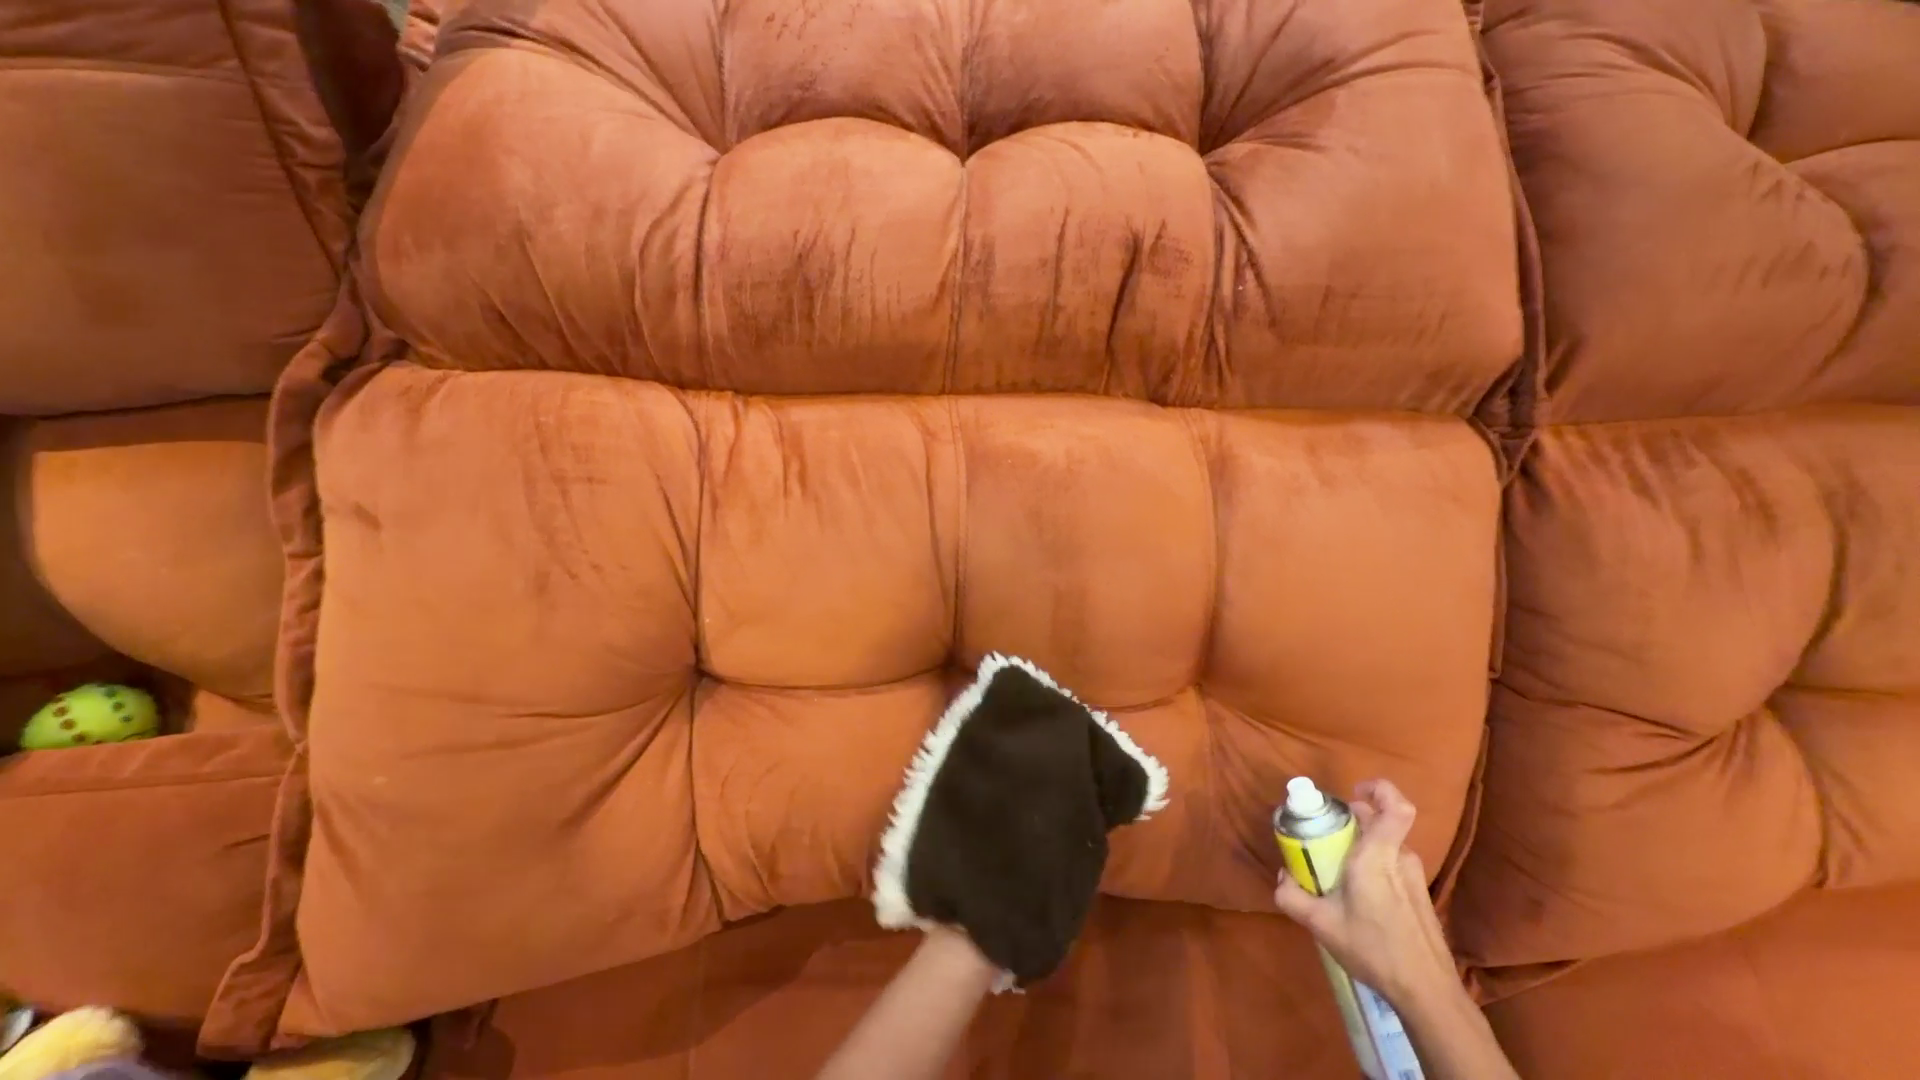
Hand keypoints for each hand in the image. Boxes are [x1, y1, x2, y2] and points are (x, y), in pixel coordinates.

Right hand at [1271, 779, 1458, 1005]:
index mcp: (1376, 857)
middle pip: (1379, 824)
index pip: (1395, 807)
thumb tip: (1282, 877)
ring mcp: (1414, 878)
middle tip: (1325, 839)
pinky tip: (1358, 901)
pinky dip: (1373, 870)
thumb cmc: (1374, 949)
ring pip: (1384, 847)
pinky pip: (1392, 867)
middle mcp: (1400, 859)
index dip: (1379, 789)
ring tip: (1336, 875)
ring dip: (1361, 849)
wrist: (1427, 991)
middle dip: (1351, 822)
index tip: (1353, 792)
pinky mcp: (1420, 896)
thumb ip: (1292, 896)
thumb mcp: (1320, 925)